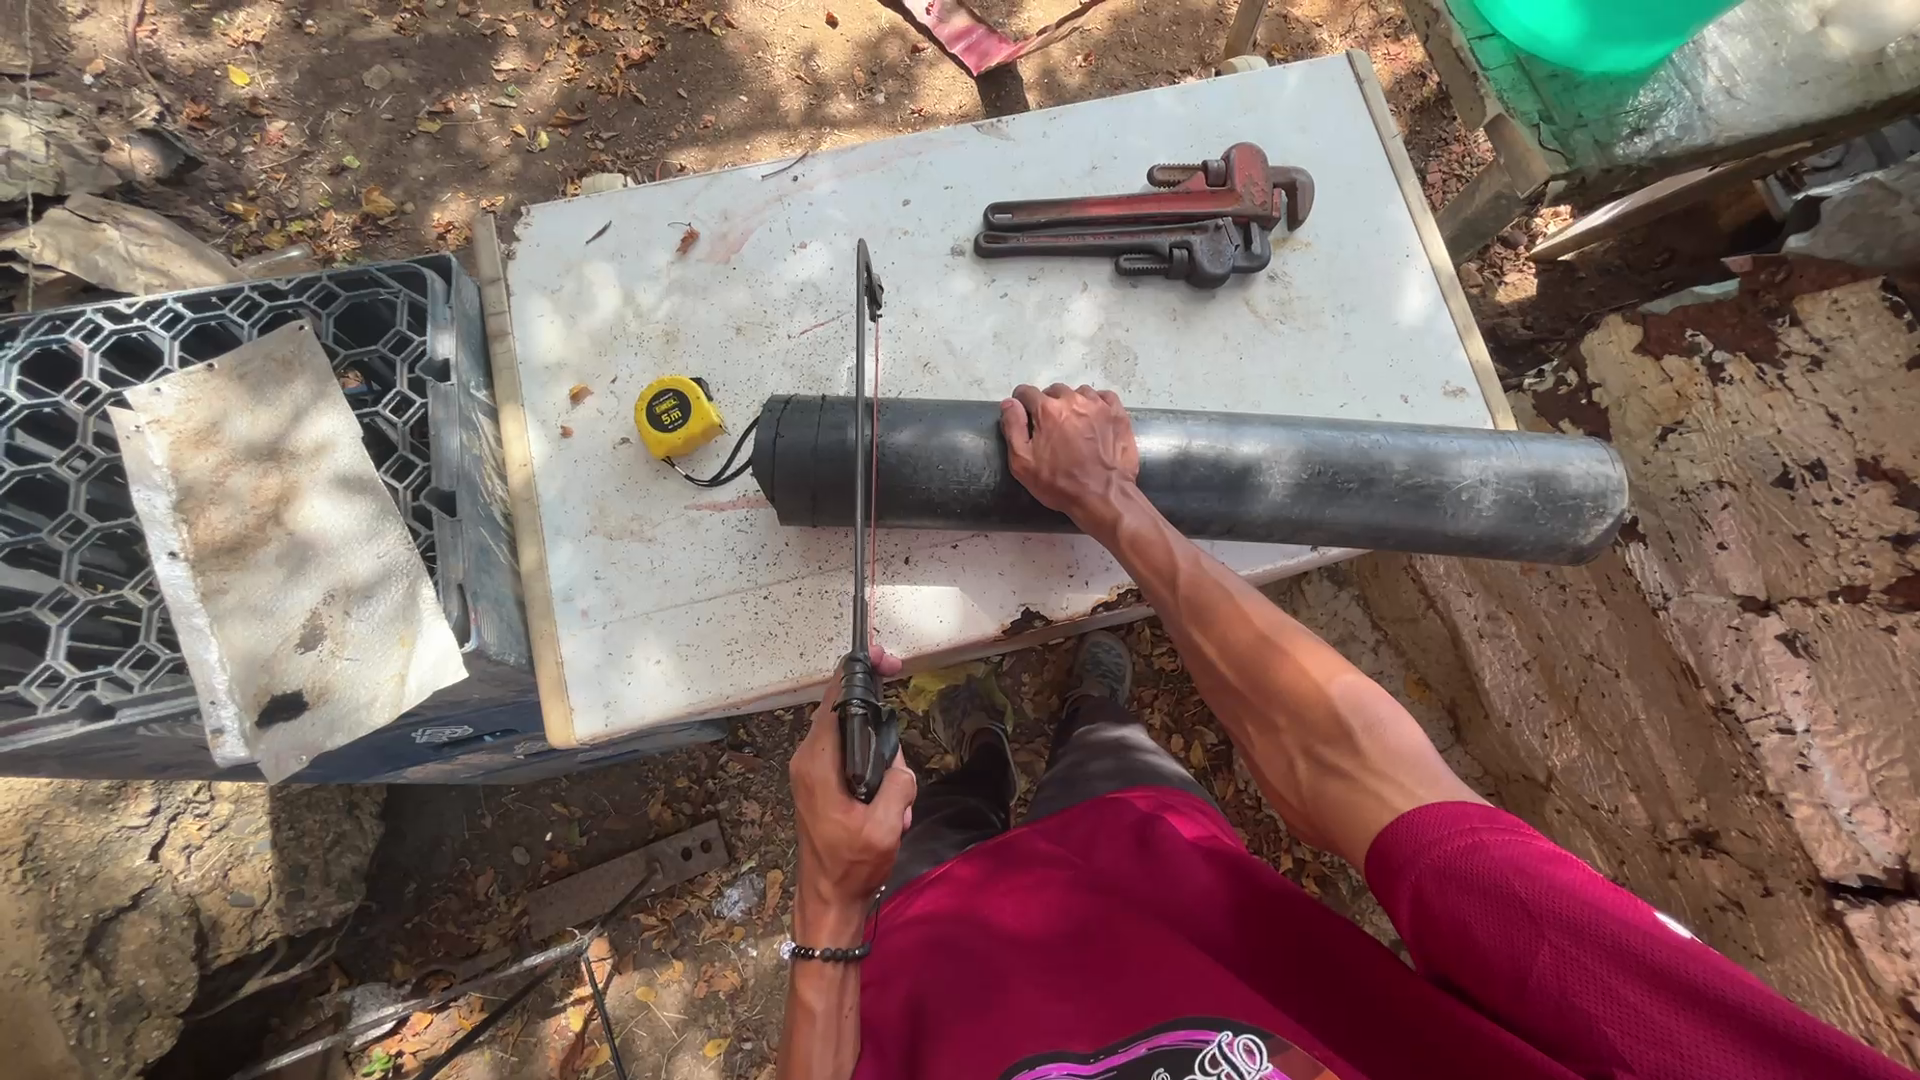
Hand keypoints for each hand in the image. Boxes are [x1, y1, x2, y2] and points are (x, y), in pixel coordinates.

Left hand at [788, 649, 915, 944]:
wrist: (827, 901)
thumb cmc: (851, 866)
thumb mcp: (886, 825)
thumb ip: (898, 782)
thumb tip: (899, 764)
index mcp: (818, 761)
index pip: (836, 697)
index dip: (862, 671)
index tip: (887, 659)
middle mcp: (808, 758)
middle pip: (844, 711)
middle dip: (880, 719)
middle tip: (902, 758)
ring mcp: (811, 770)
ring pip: (852, 735)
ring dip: (881, 757)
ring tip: (897, 803)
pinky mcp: (819, 782)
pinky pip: (849, 755)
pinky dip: (873, 769)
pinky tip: (890, 806)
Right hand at [1000, 384, 1140, 529]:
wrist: (1102, 496)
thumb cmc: (1058, 483)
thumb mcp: (1022, 463)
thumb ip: (1013, 428)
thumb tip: (1009, 402)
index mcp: (1047, 410)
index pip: (1026, 392)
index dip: (1022, 404)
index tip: (1025, 417)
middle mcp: (1073, 400)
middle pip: (1054, 391)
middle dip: (1048, 404)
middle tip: (1051, 427)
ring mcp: (1099, 405)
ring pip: (1080, 393)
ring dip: (1073, 404)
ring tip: (1074, 425)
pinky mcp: (1118, 414)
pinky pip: (1104, 397)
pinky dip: (1097, 403)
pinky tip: (1094, 419)